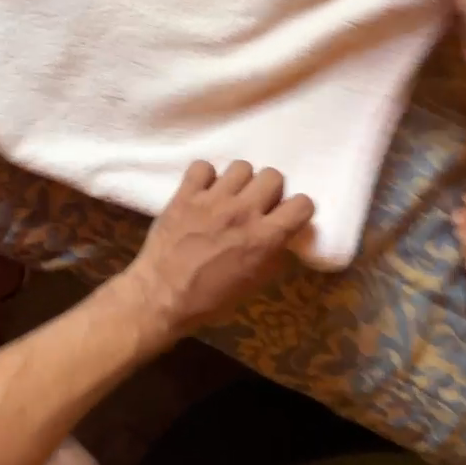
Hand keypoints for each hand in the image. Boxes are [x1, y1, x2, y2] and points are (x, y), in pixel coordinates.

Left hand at [122, 161, 313, 336]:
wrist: (162, 294)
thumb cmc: (211, 298)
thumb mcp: (255, 284)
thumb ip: (274, 255)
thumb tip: (284, 237)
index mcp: (264, 238)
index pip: (302, 204)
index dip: (297, 210)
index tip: (286, 216)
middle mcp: (242, 212)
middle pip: (273, 176)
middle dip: (269, 190)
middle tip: (257, 205)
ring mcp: (212, 200)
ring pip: (241, 167)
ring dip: (239, 181)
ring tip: (229, 197)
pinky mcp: (185, 194)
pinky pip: (202, 166)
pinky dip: (204, 176)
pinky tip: (202, 191)